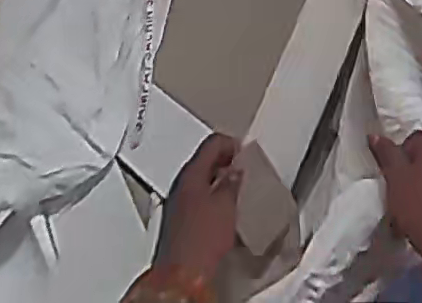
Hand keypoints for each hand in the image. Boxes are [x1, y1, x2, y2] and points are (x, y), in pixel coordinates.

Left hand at [156, 133, 242, 280]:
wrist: (181, 278)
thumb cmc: (201, 241)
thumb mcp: (226, 205)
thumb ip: (233, 181)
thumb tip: (236, 171)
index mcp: (191, 173)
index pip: (212, 143)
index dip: (231, 143)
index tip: (244, 151)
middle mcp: (181, 185)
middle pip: (205, 160)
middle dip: (225, 162)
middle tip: (242, 169)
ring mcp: (177, 204)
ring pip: (202, 181)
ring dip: (219, 182)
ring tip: (236, 191)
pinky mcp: (178, 223)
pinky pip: (198, 200)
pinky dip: (212, 199)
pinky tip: (224, 213)